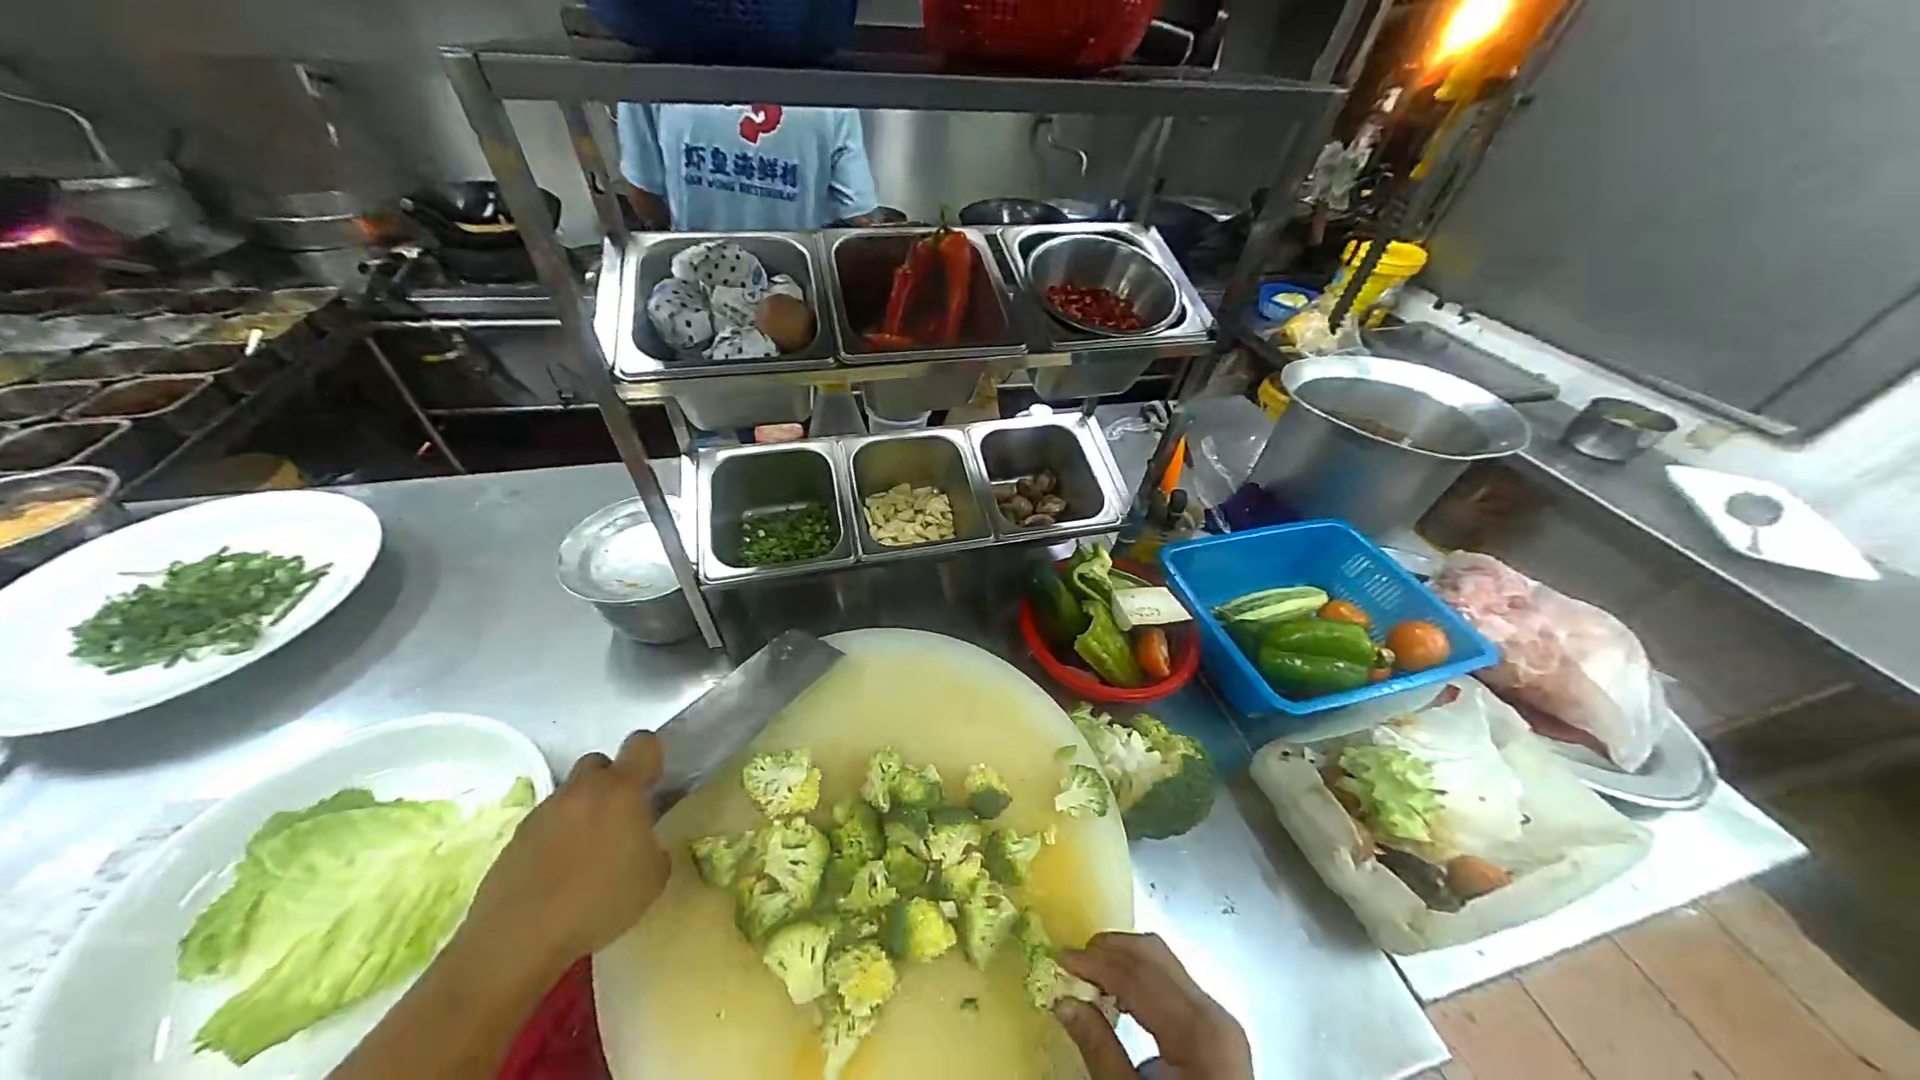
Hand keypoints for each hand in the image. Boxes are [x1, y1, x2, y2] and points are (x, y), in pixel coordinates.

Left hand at [460, 731, 671, 974]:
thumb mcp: (652, 878)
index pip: (642, 744)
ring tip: (589, 853)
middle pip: (599, 763)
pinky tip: (560, 874)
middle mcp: (581, 790)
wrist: (517, 940)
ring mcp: (543, 813)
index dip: (652, 757)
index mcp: (621, 790)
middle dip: (612, 781)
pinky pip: (546, 824)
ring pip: (571, 794)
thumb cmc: (598, 902)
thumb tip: (643, 843)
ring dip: (583, 811)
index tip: (653, 784)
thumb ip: (654, 846)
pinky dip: (557, 837)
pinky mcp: (515, 839)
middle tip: (620, 817)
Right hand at [1054, 932, 1253, 1079]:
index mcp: (1198, 1030)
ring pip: (1163, 963)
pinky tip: (1116, 995)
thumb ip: (1099, 1050)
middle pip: (1153, 956)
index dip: (1095, 962)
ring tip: (1087, 975)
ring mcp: (1217, 1018)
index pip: (1137, 975)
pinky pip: (1172, 984)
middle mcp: (1212, 1012)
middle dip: (1108, 950)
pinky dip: (1139, 978)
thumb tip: (1064, 1002)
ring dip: (1122, 960)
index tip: (1059, 958)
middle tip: (1071, 961)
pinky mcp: (1214, 1028)